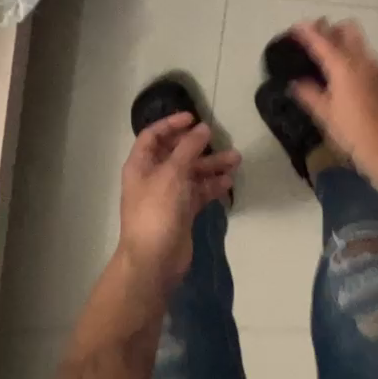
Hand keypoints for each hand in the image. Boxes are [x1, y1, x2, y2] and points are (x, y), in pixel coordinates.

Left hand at [116, 113, 239, 293]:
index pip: (153, 136)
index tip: (193, 118)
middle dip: (199, 146)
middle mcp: (153, 177)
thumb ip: (188, 148)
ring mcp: (169, 196)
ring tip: (236, 160)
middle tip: (221, 139)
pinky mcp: (182, 212)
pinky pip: (199, 192)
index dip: (171, 124)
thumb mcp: (172, 173)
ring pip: (192, 173)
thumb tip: (203, 128)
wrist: (154, 260)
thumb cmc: (157, 211)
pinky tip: (228, 182)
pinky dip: (212, 185)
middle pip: (177, 154)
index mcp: (141, 165)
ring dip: (212, 165)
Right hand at [287, 20, 377, 184]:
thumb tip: (296, 83)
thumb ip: (310, 94)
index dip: (308, 31)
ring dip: (346, 44)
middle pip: (348, 30)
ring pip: (362, 44)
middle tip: (318, 40)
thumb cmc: (354, 135)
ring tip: (332, 62)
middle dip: (332, 29)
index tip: (297, 26)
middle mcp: (364, 61)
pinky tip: (352, 81)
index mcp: (344, 67)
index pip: (322, 41)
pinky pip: (372, 61)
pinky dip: (359, 62)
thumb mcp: (326, 116)